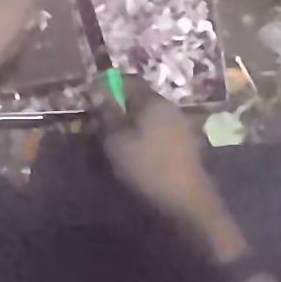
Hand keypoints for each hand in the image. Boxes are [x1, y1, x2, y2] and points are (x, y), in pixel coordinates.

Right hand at [102, 87, 224, 230]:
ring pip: (151, 117)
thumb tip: (99, 91)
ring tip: (117, 142)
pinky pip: (160, 132)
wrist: (186, 201)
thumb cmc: (146, 166)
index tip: (93, 99)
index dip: (109, 86)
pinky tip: (137, 154)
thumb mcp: (116, 140)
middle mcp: (171, 107)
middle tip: (102, 124)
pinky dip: (146, 137)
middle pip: (141, 99)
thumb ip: (107, 114)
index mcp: (153, 100)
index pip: (129, 80)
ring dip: (133, 124)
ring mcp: (182, 126)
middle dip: (121, 107)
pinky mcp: (187, 145)